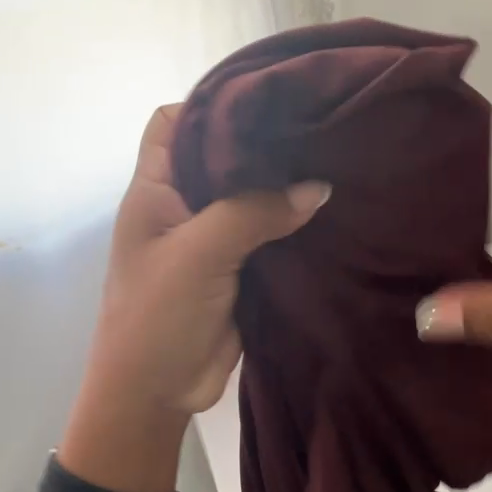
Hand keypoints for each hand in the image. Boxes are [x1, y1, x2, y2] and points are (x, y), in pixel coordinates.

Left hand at [59, 103, 329, 491]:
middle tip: (318, 125)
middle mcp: (183, 211)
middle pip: (222, 162)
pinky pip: (270, 244)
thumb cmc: (158, 315)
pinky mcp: (240, 278)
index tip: (266, 96)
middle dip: (263, 147)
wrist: (157, 394)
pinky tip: (332, 217)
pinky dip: (295, 232)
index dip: (211, 105)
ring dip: (285, 192)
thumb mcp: (199, 252)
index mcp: (155, 191)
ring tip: (336, 162)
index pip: (173, 124)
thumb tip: (317, 187)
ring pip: (251, 204)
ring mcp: (213, 245)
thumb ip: (254, 212)